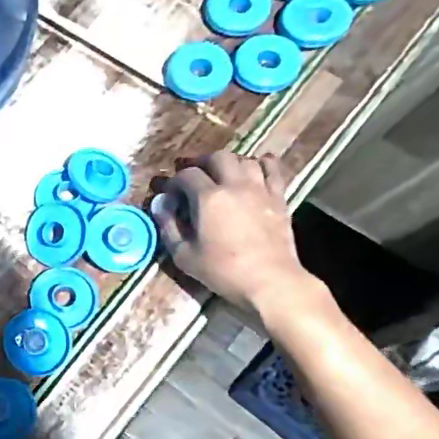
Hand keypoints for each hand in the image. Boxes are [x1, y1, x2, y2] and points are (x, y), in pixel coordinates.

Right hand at [154, 149, 311, 311]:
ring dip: (229, 163)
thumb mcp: (184, 256)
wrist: (269, 281)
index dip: (175, 181)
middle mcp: (234, 184)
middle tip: (195, 177)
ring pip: (244, 159)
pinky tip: (255, 170)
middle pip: (217, 157)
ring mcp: (260, 188)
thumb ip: (168, 226)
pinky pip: (272, 168)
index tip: (172, 195)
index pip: (187, 175)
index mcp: (208, 198)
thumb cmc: (223, 271)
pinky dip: (261, 163)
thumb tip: (160, 203)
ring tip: (222, 176)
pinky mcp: (278, 197)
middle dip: (202, 163)